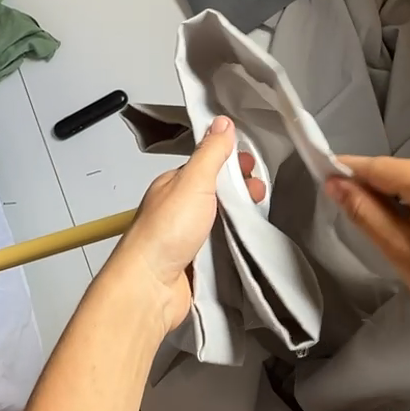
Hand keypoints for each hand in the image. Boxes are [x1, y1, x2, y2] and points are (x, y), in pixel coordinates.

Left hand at [98, 116, 265, 337]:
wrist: (151, 287)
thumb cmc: (164, 233)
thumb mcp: (193, 182)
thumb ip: (210, 153)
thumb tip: (221, 123)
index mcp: (174, 184)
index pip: (208, 164)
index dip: (231, 162)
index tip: (252, 166)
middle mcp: (179, 208)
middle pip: (217, 193)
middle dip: (241, 191)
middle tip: (258, 194)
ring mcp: (186, 236)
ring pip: (221, 221)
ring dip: (240, 219)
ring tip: (257, 218)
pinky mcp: (196, 262)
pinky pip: (221, 247)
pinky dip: (234, 244)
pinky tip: (248, 243)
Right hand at [325, 156, 409, 350]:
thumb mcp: (401, 252)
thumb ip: (365, 212)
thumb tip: (335, 184)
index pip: (383, 167)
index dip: (351, 170)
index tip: (326, 174)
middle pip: (406, 170)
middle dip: (379, 186)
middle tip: (355, 207)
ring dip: (404, 193)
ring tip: (392, 224)